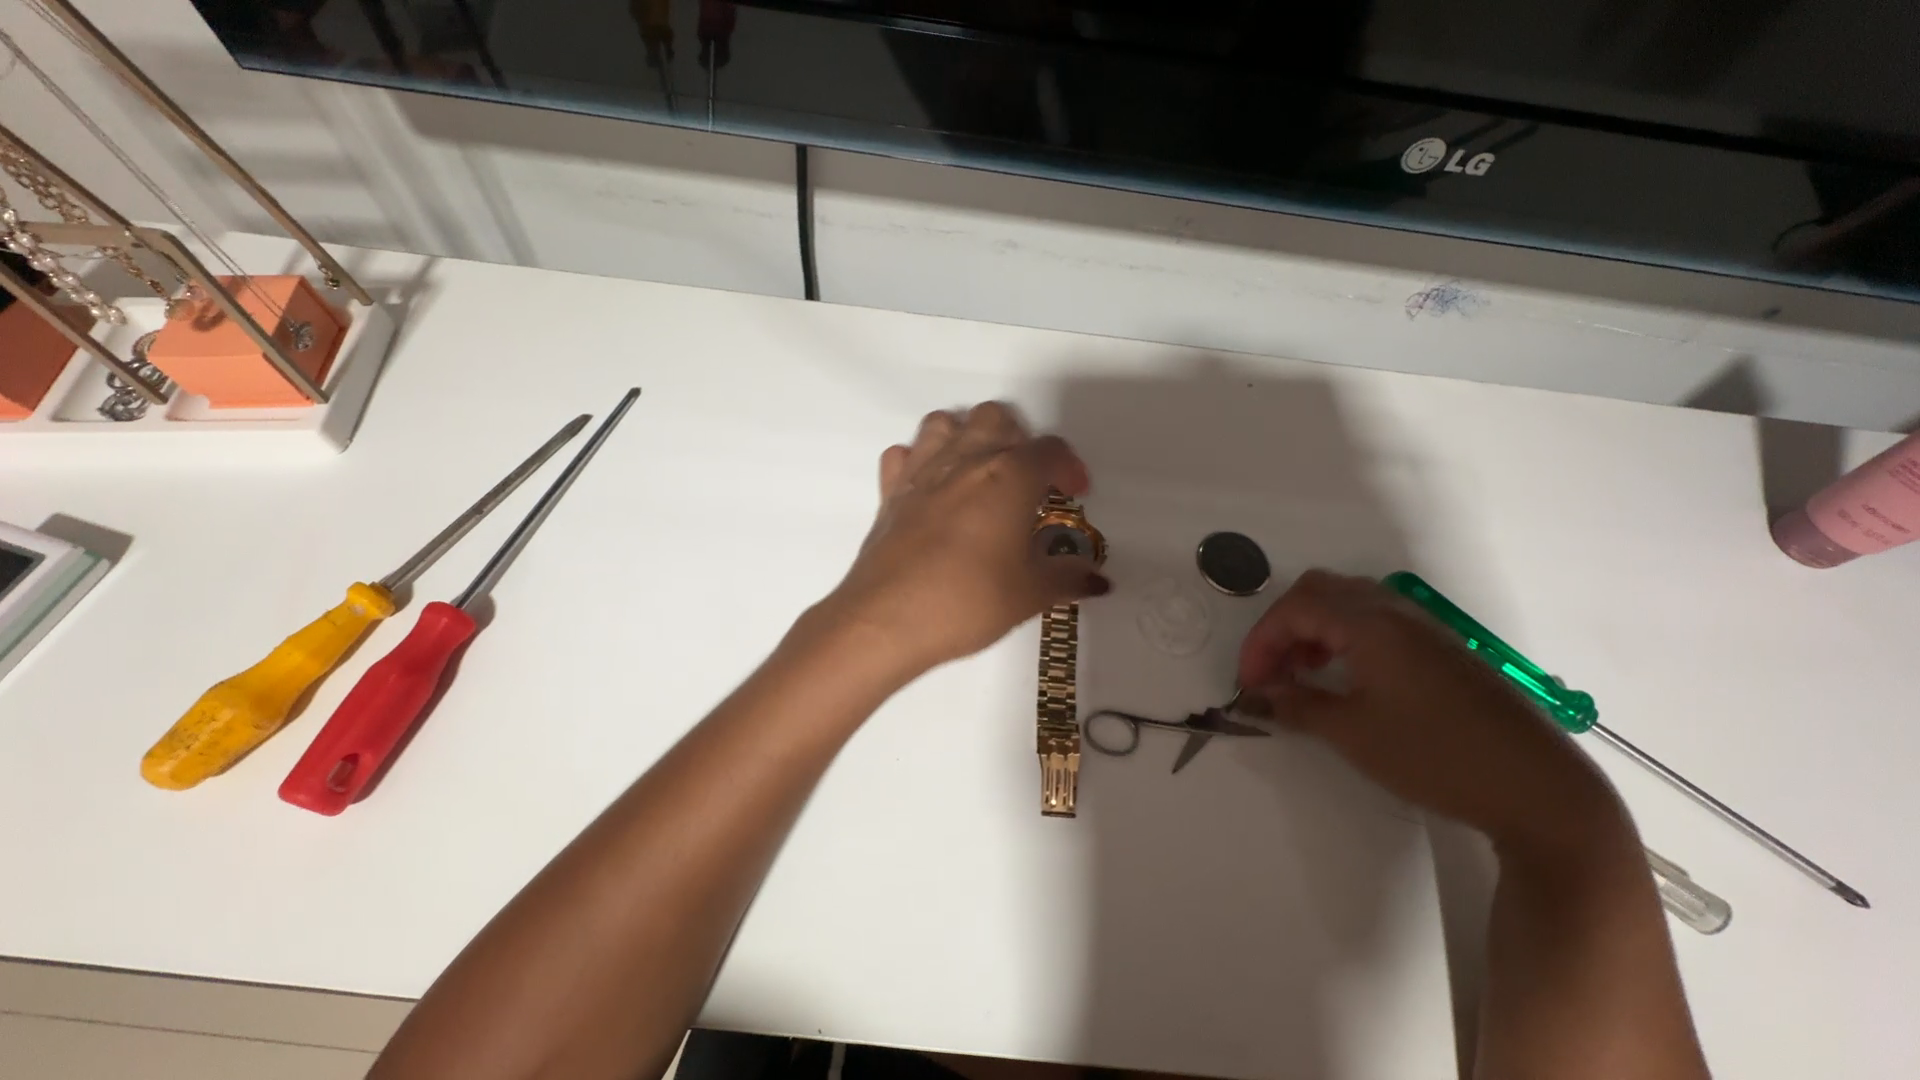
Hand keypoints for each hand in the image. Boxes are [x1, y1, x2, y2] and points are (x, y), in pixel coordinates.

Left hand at [820, 403, 1109, 672]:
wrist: (886, 620)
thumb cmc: (968, 602)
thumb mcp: (1029, 595)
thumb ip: (1067, 578)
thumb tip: (1097, 578)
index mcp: (1010, 476)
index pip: (1050, 450)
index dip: (1070, 467)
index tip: (1075, 493)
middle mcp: (966, 459)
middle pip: (996, 418)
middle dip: (1019, 440)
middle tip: (1028, 481)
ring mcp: (922, 471)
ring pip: (946, 423)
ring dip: (967, 437)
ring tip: (982, 474)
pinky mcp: (890, 491)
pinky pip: (905, 454)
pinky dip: (921, 460)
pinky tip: (934, 490)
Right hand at [1237, 570, 1626, 855]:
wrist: (1535, 786)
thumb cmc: (1434, 756)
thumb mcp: (1352, 734)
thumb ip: (1298, 706)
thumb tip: (1259, 696)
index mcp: (1371, 625)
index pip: (1295, 608)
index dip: (1260, 642)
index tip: (1248, 685)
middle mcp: (1397, 612)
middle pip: (1321, 591)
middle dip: (1284, 627)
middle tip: (1271, 672)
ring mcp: (1425, 628)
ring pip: (1351, 603)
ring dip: (1315, 629)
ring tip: (1303, 675)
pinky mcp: (1443, 650)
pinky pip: (1378, 621)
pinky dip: (1346, 638)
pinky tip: (1348, 679)